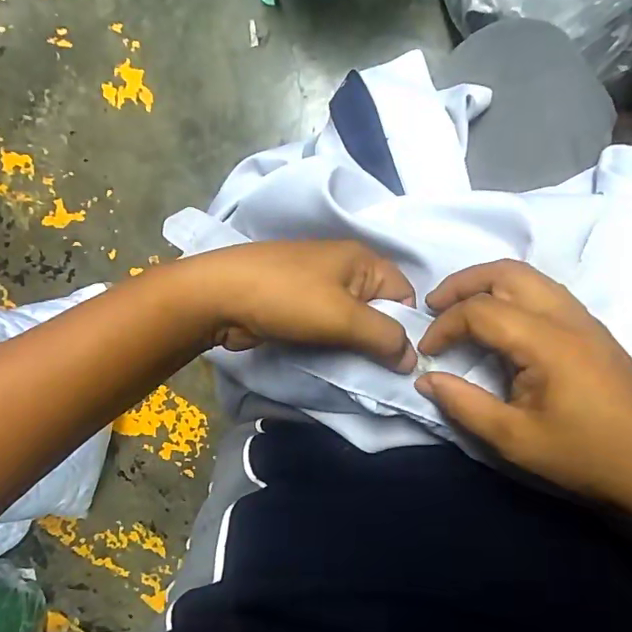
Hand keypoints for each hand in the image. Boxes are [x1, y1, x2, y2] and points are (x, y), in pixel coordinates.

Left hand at [170, 241, 416, 370]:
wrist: (219, 295)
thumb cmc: (287, 299)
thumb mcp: (344, 318)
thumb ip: (384, 337)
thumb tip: (412, 359)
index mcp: (361, 259)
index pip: (404, 294)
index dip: (407, 327)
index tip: (403, 362)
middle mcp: (343, 267)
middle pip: (378, 308)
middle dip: (380, 339)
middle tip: (381, 373)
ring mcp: (316, 285)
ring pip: (350, 321)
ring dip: (354, 345)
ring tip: (355, 370)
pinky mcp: (295, 304)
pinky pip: (325, 326)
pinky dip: (330, 343)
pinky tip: (329, 361)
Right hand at [414, 260, 631, 520]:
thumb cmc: (586, 457)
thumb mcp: (514, 440)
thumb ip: (464, 405)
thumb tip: (426, 379)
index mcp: (548, 343)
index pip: (481, 310)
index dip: (444, 326)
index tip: (426, 354)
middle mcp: (568, 319)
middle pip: (507, 273)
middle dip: (463, 284)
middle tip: (433, 307)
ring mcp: (585, 321)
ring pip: (529, 277)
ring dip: (488, 284)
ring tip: (460, 309)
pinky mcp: (594, 332)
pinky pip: (545, 292)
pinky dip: (512, 293)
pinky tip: (500, 323)